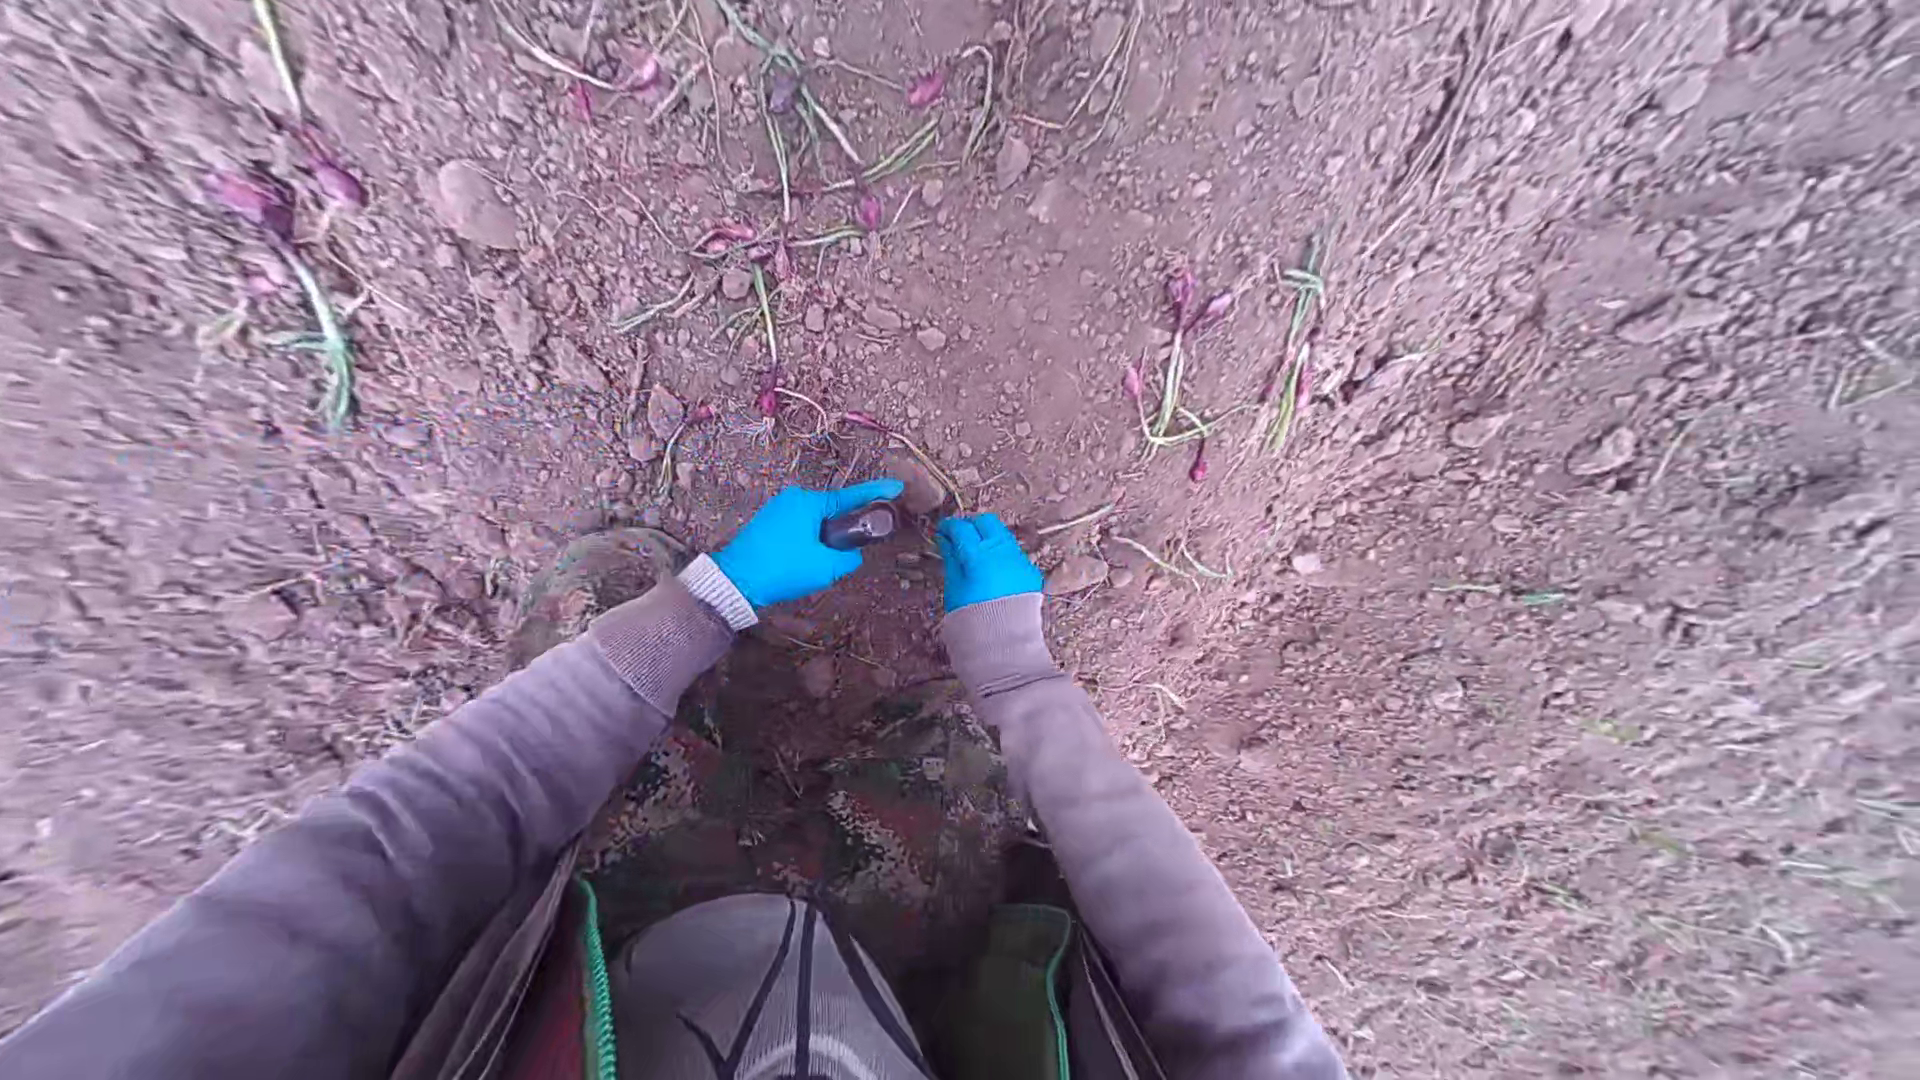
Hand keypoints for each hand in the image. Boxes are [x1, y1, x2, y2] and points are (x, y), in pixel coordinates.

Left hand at [712, 480, 904, 607]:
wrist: (736, 581)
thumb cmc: (782, 569)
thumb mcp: (825, 568)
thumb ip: (849, 557)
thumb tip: (852, 554)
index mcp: (809, 503)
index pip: (851, 496)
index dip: (877, 492)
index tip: (896, 487)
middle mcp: (794, 499)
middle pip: (834, 510)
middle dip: (846, 527)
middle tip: (854, 546)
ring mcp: (779, 509)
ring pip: (817, 521)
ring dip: (826, 537)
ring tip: (822, 562)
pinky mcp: (770, 522)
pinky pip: (801, 526)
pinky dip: (811, 539)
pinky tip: (808, 559)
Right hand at [936, 514, 1042, 612]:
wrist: (1003, 644)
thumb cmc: (972, 619)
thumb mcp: (955, 588)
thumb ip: (951, 559)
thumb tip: (945, 540)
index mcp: (979, 555)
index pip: (962, 528)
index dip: (949, 527)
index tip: (943, 531)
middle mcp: (1003, 552)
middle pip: (986, 522)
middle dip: (971, 525)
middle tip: (958, 537)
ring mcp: (1020, 560)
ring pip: (1002, 535)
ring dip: (987, 537)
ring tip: (974, 552)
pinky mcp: (1030, 572)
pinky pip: (1014, 553)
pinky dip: (1000, 553)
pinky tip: (991, 567)